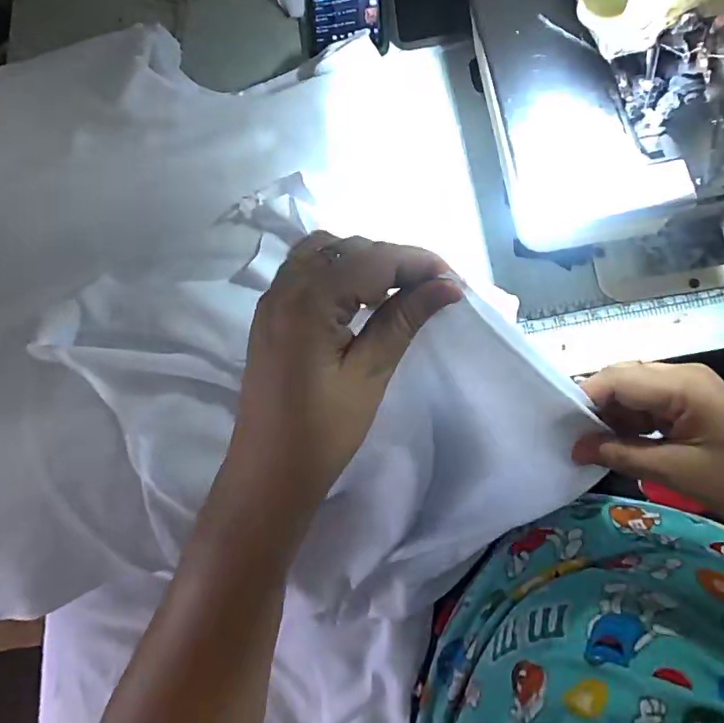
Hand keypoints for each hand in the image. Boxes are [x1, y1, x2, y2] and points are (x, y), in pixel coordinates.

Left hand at [230, 232, 461, 513]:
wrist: (267, 473)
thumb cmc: (322, 432)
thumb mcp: (369, 373)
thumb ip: (404, 320)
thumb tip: (447, 287)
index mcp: (309, 302)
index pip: (373, 260)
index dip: (418, 263)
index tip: (455, 283)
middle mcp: (286, 287)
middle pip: (349, 249)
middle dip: (396, 261)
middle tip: (434, 289)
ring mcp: (273, 298)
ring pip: (325, 251)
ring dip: (365, 260)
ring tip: (399, 290)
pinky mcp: (271, 313)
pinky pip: (306, 269)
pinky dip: (338, 270)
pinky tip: (361, 297)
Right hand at [571, 362, 723, 530]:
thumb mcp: (675, 471)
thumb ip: (621, 454)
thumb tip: (577, 448)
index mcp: (681, 383)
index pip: (618, 378)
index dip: (585, 397)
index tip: (560, 423)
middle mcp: (682, 374)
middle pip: (624, 377)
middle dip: (597, 404)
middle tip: (572, 434)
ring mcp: (689, 386)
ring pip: (634, 389)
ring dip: (613, 413)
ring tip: (591, 441)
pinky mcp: (692, 401)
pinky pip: (650, 401)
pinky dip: (632, 419)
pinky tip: (619, 441)